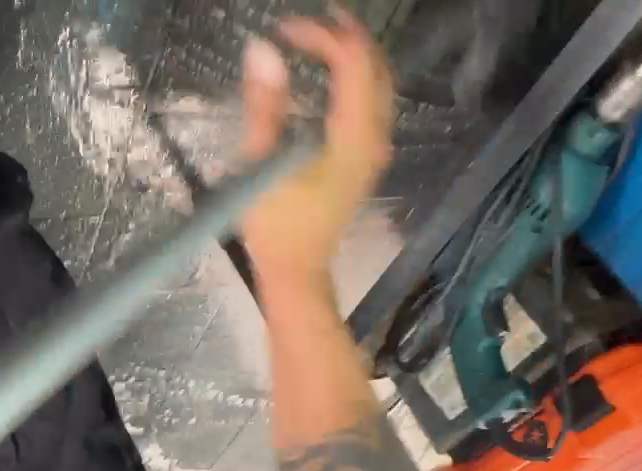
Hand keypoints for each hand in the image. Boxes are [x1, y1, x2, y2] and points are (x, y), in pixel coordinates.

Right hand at [239, 8, 396, 288]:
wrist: (296, 275)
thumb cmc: (276, 227)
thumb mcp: (262, 165)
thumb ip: (265, 106)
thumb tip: (262, 51)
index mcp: (352, 136)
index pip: (351, 61)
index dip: (322, 36)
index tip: (284, 32)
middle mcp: (373, 139)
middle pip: (375, 68)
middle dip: (347, 38)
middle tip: (313, 24)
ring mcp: (373, 154)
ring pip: (379, 88)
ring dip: (355, 60)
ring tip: (324, 44)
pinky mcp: (365, 166)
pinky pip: (374, 109)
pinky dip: (357, 84)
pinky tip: (334, 83)